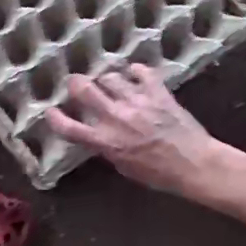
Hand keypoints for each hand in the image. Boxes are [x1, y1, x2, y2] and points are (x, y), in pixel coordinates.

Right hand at [45, 62, 226, 195]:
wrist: (194, 164)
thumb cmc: (160, 174)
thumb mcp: (125, 167)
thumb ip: (108, 148)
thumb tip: (99, 135)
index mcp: (105, 141)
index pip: (69, 127)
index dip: (55, 118)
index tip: (51, 112)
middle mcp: (116, 117)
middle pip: (83, 89)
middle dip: (75, 83)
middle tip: (77, 84)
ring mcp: (136, 100)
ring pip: (110, 76)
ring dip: (107, 79)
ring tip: (110, 82)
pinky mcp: (156, 91)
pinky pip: (140, 71)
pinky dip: (135, 71)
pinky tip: (135, 75)